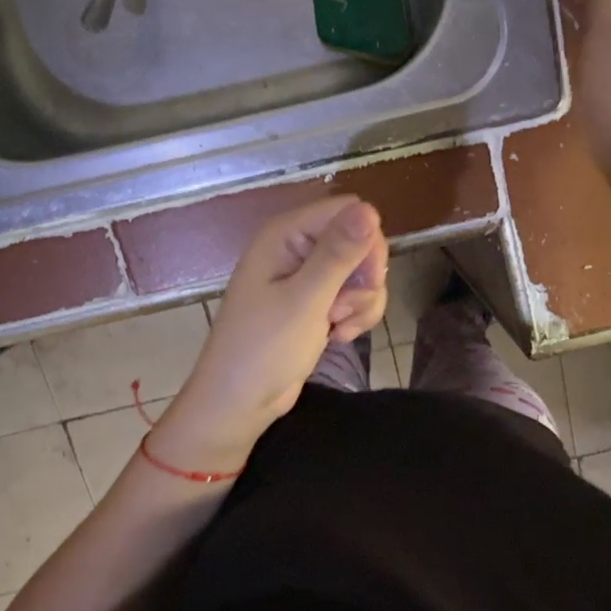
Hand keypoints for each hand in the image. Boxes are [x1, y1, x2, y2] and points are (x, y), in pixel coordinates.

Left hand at [153, 196, 387, 469]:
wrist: (239, 401)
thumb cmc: (264, 349)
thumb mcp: (306, 300)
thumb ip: (338, 254)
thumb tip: (370, 208)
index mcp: (286, 234)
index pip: (349, 211)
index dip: (366, 244)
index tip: (368, 281)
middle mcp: (297, 247)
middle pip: (360, 242)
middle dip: (365, 279)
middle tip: (344, 311)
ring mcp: (306, 276)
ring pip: (361, 273)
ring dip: (361, 302)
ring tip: (337, 328)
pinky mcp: (314, 303)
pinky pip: (352, 296)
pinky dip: (355, 316)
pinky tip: (338, 336)